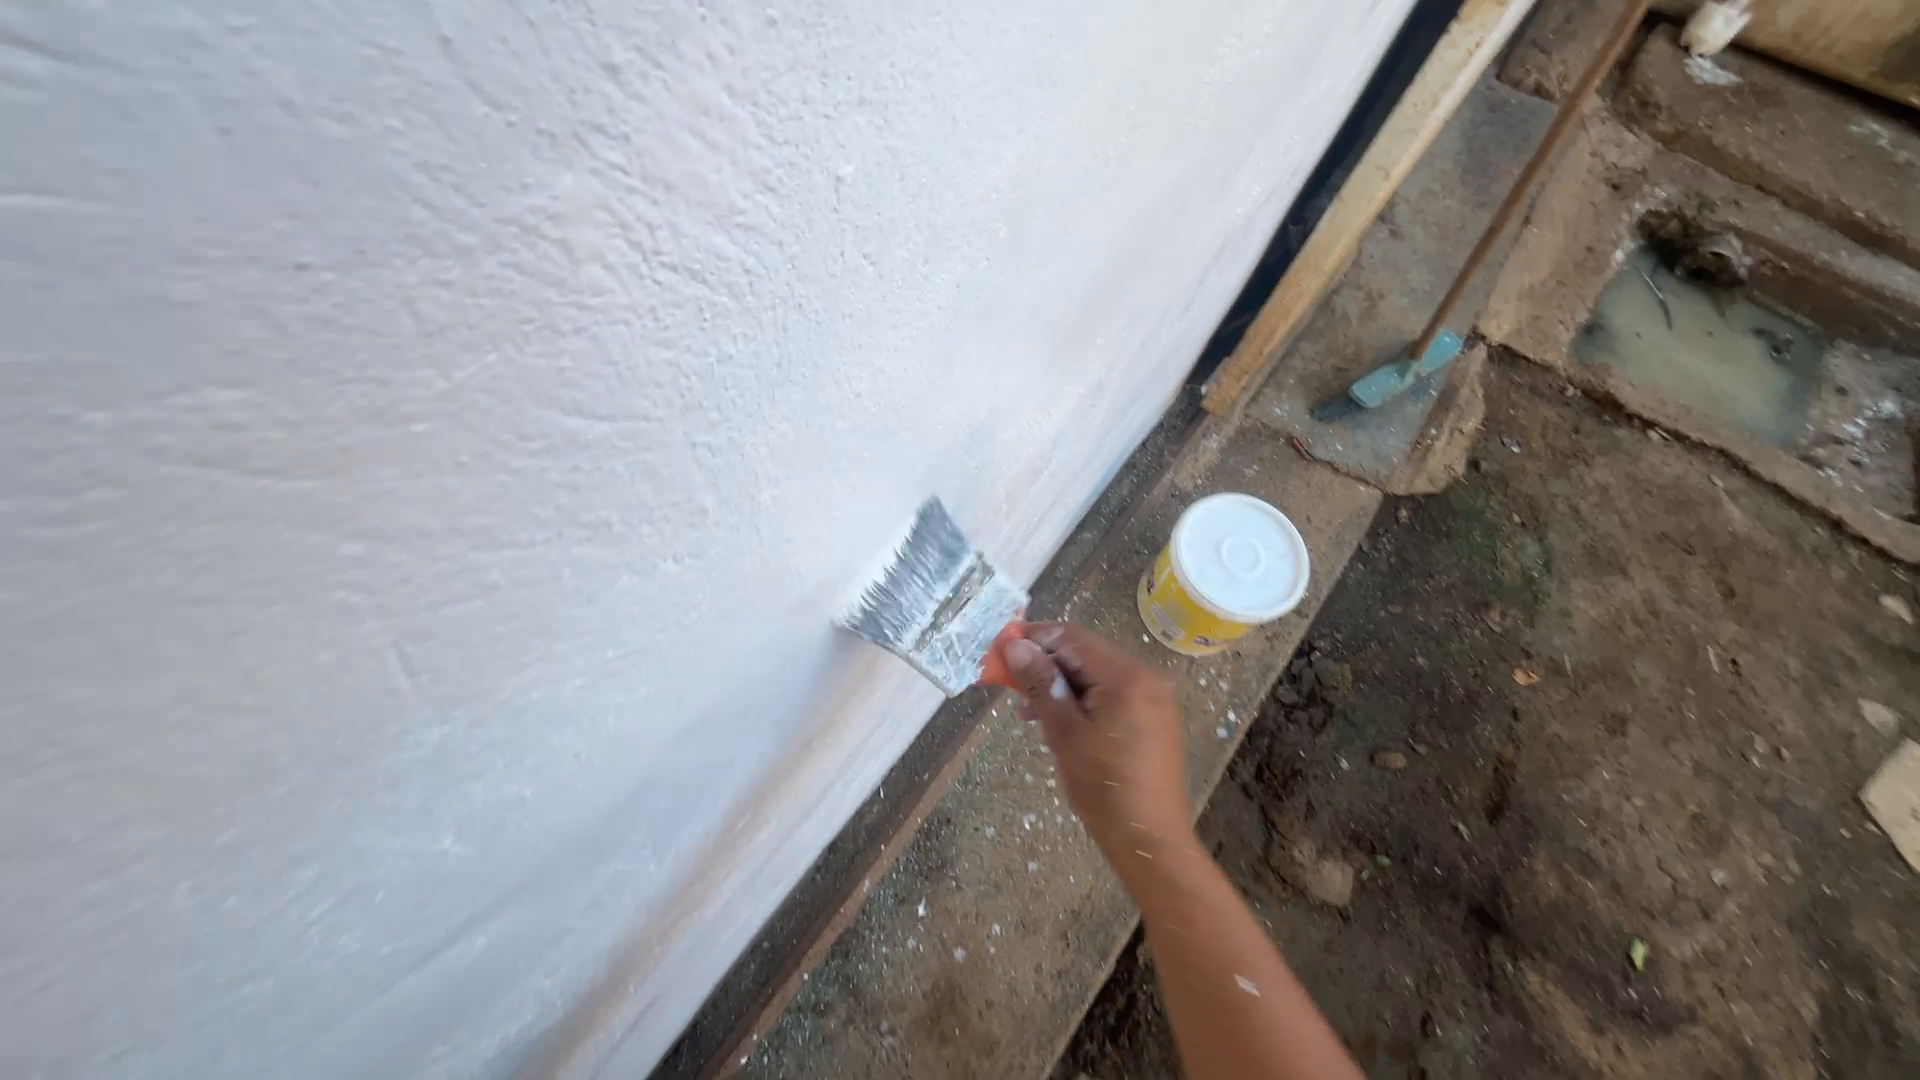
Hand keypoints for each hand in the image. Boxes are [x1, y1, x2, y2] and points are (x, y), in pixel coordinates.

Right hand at [1001, 623, 1192, 862]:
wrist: (1150, 840)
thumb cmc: (1103, 787)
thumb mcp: (1064, 732)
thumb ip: (1040, 683)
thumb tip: (1015, 646)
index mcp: (1127, 676)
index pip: (1072, 638)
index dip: (1034, 639)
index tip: (1000, 651)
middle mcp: (1146, 676)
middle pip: (1085, 654)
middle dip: (1045, 666)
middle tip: (1013, 691)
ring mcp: (1153, 697)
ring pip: (1096, 675)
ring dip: (1061, 686)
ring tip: (1032, 716)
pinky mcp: (1152, 717)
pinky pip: (1111, 693)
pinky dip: (1082, 701)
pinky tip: (1061, 725)